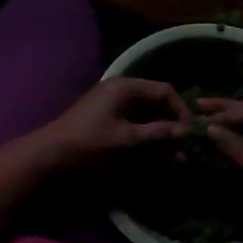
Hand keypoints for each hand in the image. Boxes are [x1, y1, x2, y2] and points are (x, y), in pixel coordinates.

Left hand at [28, 78, 192, 168]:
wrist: (51, 155)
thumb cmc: (90, 143)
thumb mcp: (128, 139)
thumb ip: (159, 134)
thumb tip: (186, 133)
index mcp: (126, 87)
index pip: (165, 91)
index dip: (181, 111)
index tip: (190, 132)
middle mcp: (120, 89)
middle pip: (156, 101)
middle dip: (172, 124)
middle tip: (184, 145)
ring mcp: (112, 103)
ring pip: (146, 114)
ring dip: (160, 132)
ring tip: (173, 155)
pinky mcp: (106, 117)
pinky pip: (134, 122)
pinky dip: (146, 136)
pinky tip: (154, 154)